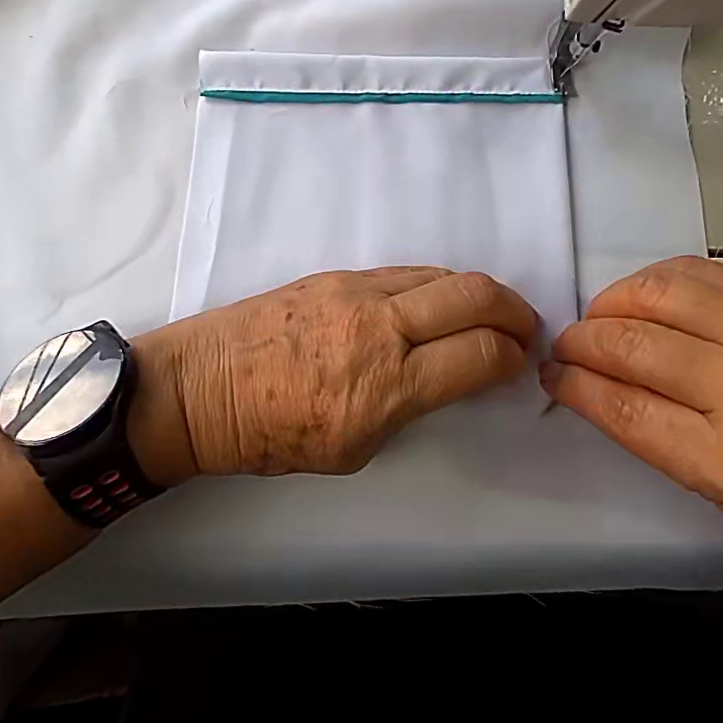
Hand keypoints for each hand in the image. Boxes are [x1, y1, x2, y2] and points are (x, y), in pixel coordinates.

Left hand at [128, 268, 538, 482]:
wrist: (202, 388)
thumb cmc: (269, 434)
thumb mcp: (352, 448)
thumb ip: (405, 408)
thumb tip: (439, 377)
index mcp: (385, 386)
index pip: (480, 355)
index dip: (511, 359)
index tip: (516, 364)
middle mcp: (376, 328)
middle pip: (474, 296)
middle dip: (513, 311)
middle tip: (520, 330)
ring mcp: (352, 293)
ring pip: (438, 276)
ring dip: (472, 296)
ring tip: (477, 317)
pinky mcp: (330, 276)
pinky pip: (398, 274)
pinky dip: (428, 288)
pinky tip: (424, 308)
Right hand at [540, 257, 722, 578]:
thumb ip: (654, 436)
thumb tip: (584, 383)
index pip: (625, 408)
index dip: (573, 384)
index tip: (551, 374)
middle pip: (631, 345)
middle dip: (579, 341)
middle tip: (565, 349)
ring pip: (655, 295)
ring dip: (608, 306)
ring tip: (602, 324)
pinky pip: (692, 272)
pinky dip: (648, 284)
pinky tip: (643, 305)